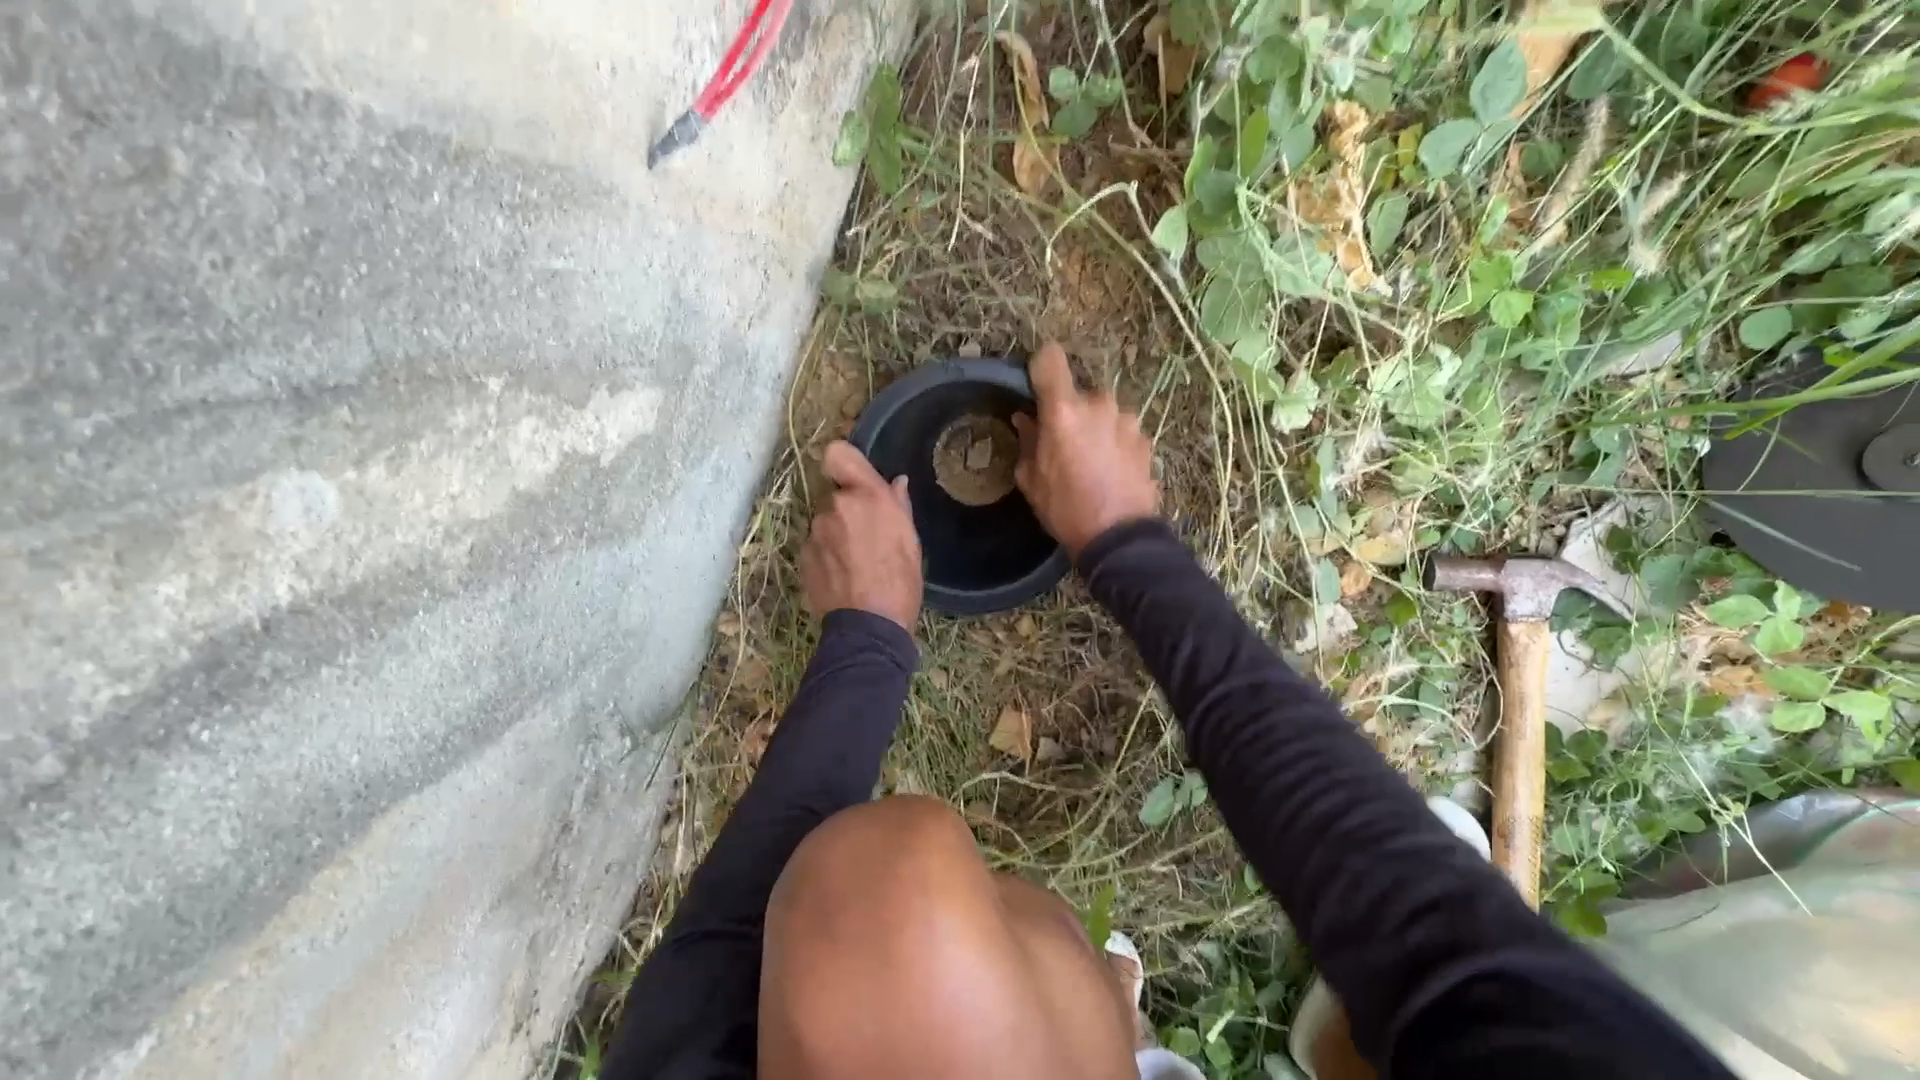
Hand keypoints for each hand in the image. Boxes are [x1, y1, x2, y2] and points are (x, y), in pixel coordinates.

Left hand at [800, 441, 923, 630]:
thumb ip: (898, 506)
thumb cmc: (900, 582)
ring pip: (825, 521)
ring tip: (855, 562)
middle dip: (847, 509)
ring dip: (836, 534)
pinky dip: (826, 555)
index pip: (838, 453)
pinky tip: (843, 576)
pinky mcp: (803, 555)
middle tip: (866, 536)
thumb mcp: (910, 541)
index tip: (853, 479)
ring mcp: (816, 531)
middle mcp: (836, 506)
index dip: (844, 463)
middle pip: (835, 494)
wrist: (869, 626)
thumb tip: (896, 483)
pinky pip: (816, 545)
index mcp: (867, 496)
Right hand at [1011, 342, 1158, 556]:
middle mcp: (1098, 404)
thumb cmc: (1065, 509)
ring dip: (1096, 427)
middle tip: (1064, 442)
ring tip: (1091, 461)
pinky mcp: (1145, 438)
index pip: (1050, 359)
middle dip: (1071, 410)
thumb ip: (1028, 441)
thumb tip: (1026, 419)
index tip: (1037, 384)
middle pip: (1079, 392)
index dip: (1041, 366)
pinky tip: (1111, 470)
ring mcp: (1127, 420)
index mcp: (1063, 410)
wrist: (1119, 538)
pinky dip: (1114, 442)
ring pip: (1103, 412)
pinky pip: (1122, 430)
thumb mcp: (1032, 480)